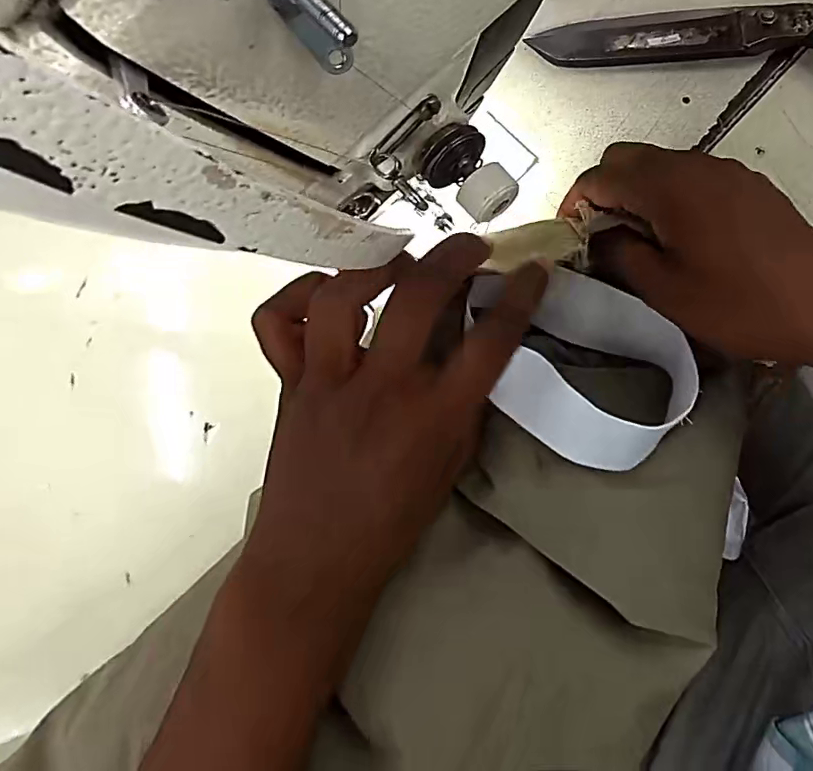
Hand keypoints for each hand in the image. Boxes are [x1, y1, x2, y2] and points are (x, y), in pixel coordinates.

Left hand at [244, 235, 546, 608]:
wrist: (312, 566)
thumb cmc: (395, 517)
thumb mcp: (454, 459)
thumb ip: (467, 397)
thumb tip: (472, 339)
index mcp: (435, 417)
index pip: (491, 340)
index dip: (522, 296)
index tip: (534, 270)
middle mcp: (383, 390)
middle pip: (420, 296)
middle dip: (454, 255)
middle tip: (471, 246)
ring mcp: (328, 383)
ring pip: (344, 296)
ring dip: (380, 266)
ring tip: (404, 264)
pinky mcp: (289, 385)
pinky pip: (278, 321)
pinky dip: (302, 294)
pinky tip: (332, 293)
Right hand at [560, 143, 812, 366]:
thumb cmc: (743, 304)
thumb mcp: (668, 291)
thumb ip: (622, 254)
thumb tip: (601, 235)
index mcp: (670, 185)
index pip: (601, 175)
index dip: (576, 203)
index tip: (572, 237)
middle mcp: (697, 164)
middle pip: (629, 158)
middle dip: (605, 192)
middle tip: (605, 238)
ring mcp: (728, 171)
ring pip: (663, 166)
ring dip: (640, 194)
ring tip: (644, 242)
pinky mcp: (751, 186)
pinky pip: (695, 178)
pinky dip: (674, 197)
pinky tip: (686, 238)